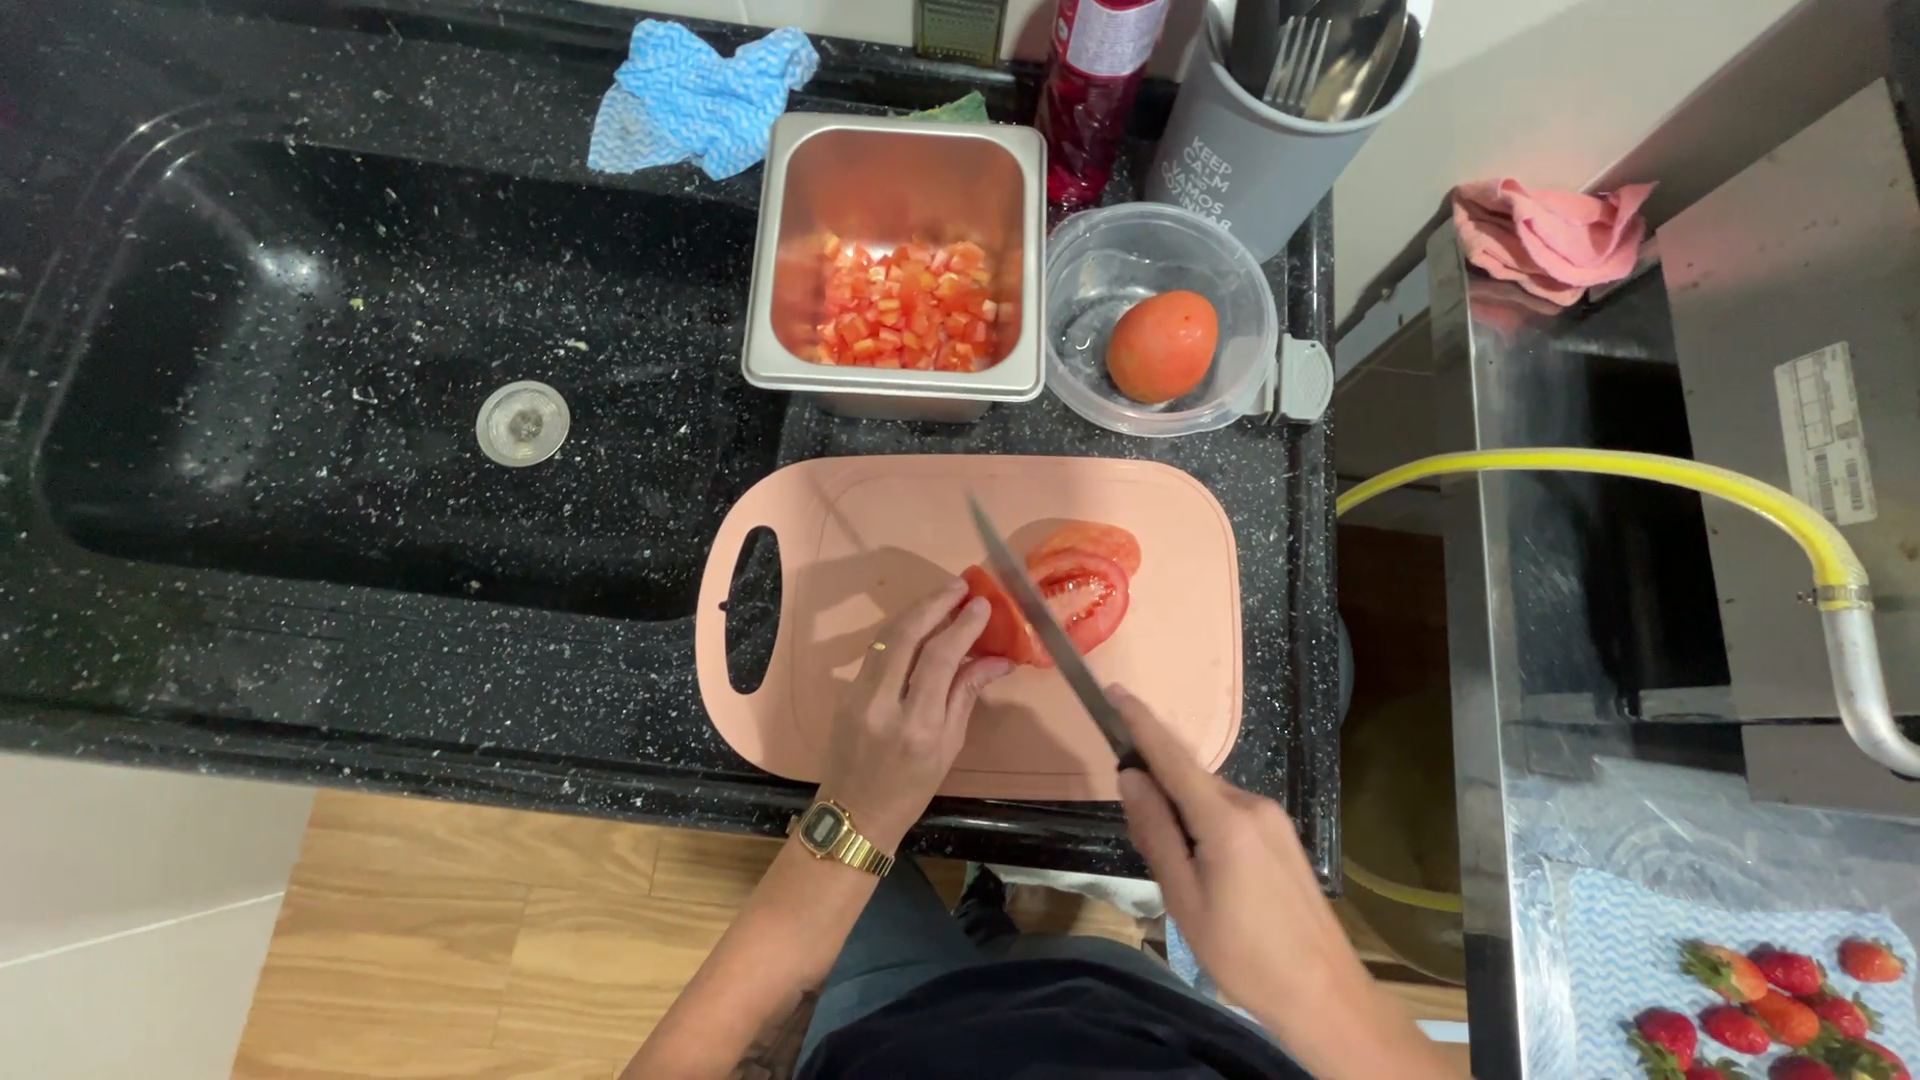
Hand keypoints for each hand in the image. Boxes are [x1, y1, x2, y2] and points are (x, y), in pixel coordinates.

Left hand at [816, 578, 1013, 850]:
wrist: (854, 813)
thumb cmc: (912, 788)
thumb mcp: (949, 746)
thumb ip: (967, 694)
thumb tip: (998, 658)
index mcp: (916, 724)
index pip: (939, 658)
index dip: (962, 626)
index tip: (982, 604)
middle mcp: (882, 703)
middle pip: (906, 635)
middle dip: (935, 604)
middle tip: (961, 586)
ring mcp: (857, 695)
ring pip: (886, 637)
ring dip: (916, 611)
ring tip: (943, 596)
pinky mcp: (844, 691)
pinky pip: (876, 651)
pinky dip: (900, 632)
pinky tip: (918, 623)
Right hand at [1112, 687, 1367, 1022]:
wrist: (1325, 995)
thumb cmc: (1243, 954)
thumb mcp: (1183, 899)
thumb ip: (1155, 832)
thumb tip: (1131, 777)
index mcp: (1224, 820)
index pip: (1172, 757)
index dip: (1140, 722)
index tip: (1115, 691)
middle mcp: (1252, 805)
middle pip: (1189, 778)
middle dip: (1157, 790)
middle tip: (1140, 840)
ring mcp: (1272, 819)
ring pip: (1209, 798)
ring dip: (1182, 813)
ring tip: (1178, 873)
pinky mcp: (1282, 836)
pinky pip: (1229, 813)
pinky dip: (1204, 824)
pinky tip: (1206, 871)